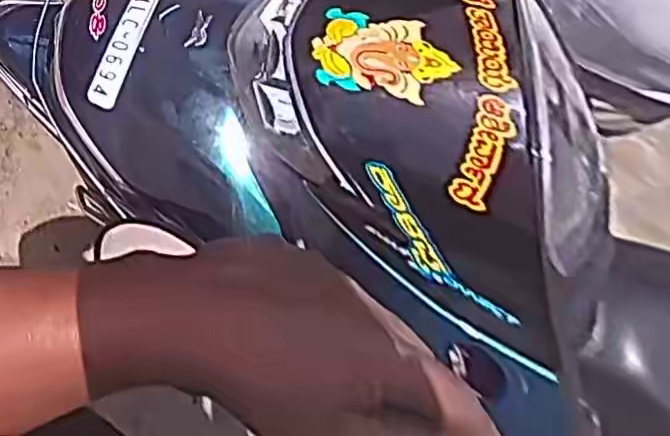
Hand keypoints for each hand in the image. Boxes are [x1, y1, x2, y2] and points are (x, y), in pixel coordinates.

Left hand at [90, 238, 499, 434]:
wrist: (191, 310)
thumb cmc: (254, 378)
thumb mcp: (330, 433)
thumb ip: (388, 435)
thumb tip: (419, 430)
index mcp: (384, 352)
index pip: (455, 401)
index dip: (473, 427)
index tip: (479, 435)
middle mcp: (363, 302)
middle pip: (416, 354)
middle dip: (429, 390)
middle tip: (430, 418)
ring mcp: (323, 272)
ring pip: (374, 317)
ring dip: (381, 350)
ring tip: (367, 381)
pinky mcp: (288, 253)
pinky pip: (331, 290)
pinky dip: (337, 317)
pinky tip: (313, 336)